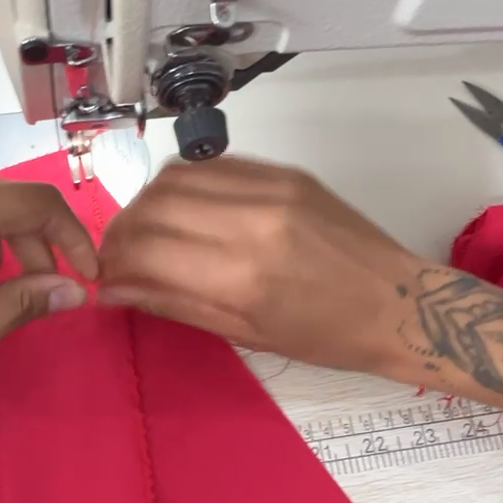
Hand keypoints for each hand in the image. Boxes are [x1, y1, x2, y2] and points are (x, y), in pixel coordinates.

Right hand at [99, 158, 424, 376]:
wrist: (396, 302)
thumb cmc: (324, 337)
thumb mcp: (245, 334)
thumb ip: (175, 304)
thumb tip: (116, 289)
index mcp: (242, 275)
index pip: (147, 251)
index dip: (114, 263)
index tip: (106, 277)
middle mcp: (251, 220)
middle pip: (154, 206)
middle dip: (122, 231)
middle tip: (118, 255)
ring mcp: (271, 188)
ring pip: (178, 176)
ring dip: (148, 203)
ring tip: (147, 231)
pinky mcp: (286, 172)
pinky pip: (215, 166)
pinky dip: (185, 186)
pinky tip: (184, 210)